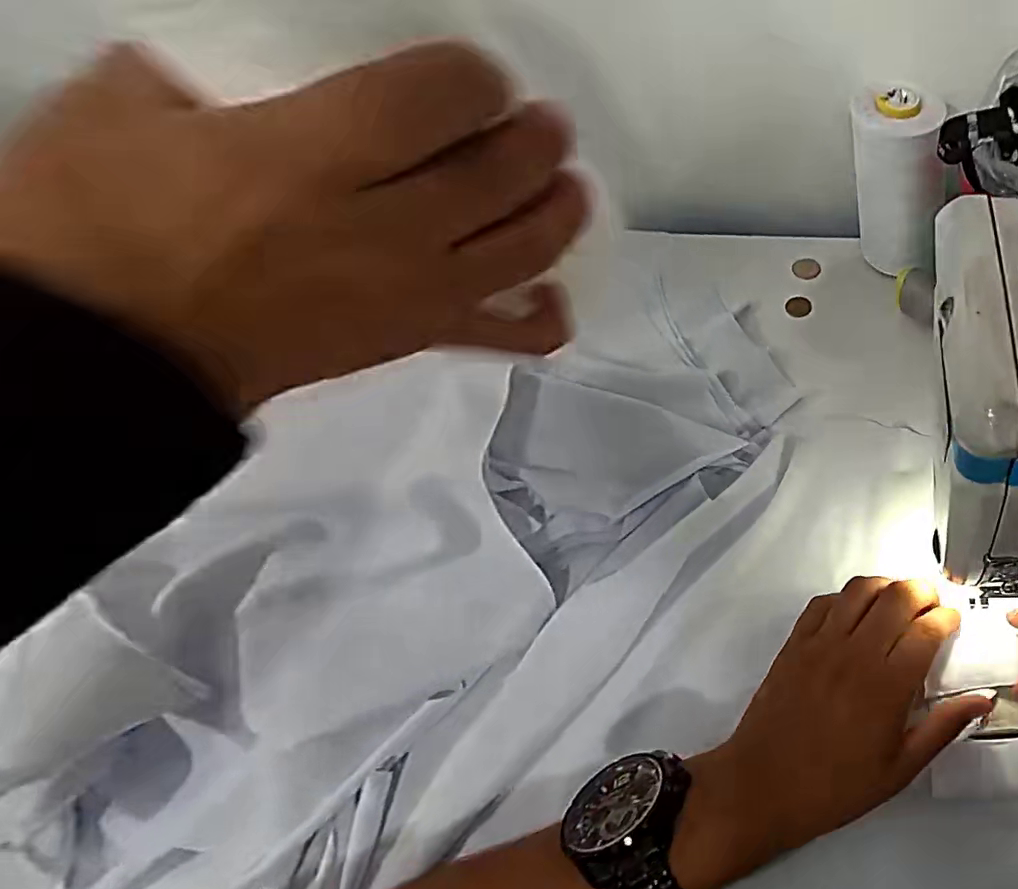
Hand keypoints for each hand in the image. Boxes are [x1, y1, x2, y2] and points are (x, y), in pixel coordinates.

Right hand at [0, 43, 588, 416]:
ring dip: (561, 215)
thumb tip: (300, 87)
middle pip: (496, 181)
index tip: (487, 76)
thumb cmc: (104, 220)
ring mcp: (424, 294)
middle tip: (554, 126)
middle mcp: (388, 232)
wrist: (126, 343)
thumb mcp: (132, 110)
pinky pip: (518, 337)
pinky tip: (553, 289)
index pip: (426, 108)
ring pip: (524, 252)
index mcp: (308, 160)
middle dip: (537, 144)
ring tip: (573, 186)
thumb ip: (227, 86)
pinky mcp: (433, 338)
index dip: (472, 84)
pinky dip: (550, 317)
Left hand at [668, 578, 995, 888]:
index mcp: (887, 686)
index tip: (953, 623)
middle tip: (933, 607)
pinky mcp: (795, 644)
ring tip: (898, 603)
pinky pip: (824, 602)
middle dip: (925, 591)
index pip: (927, 628)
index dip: (948, 617)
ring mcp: (821, 644)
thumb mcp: (899, 769)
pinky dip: (847, 597)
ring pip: (861, 589)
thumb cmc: (834, 786)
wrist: (760, 790)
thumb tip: (981, 701)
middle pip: (898, 595)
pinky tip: (856, 615)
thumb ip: (942, 729)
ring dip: (888, 586)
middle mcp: (856, 654)